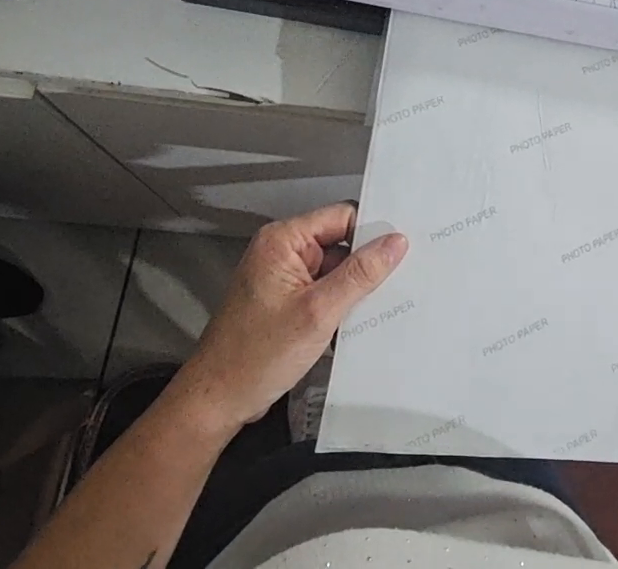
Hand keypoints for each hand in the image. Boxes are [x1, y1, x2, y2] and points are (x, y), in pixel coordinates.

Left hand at [174, 202, 407, 432]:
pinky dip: (340, 303)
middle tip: (396, 283)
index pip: (342, 216)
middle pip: (340, 241)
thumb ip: (360, 274)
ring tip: (377, 306)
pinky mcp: (286, 299)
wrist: (217, 401)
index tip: (400, 253)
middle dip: (365, 264)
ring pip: (335, 268)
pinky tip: (355, 322)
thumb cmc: (257, 356)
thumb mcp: (319, 312)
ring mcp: (283, 276)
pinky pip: (324, 289)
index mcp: (283, 240)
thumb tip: (395, 242)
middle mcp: (281, 251)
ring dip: (353, 288)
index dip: (371, 233)